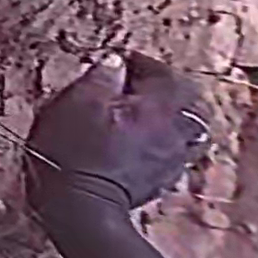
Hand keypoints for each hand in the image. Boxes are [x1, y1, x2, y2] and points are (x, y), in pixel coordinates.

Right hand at [26, 52, 208, 224]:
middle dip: (162, 88)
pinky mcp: (162, 177)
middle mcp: (176, 133)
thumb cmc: (72, 148)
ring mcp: (173, 159)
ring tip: (139, 109)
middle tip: (132, 81)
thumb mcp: (74, 104)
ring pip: (184, 128)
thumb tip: (114, 61)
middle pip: (185, 103)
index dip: (143, 62)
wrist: (81, 202)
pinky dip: (160, 136)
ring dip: (166, 114)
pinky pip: (173, 149)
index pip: (165, 76)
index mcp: (157, 111)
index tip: (119, 56)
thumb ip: (99, 79)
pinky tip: (137, 138)